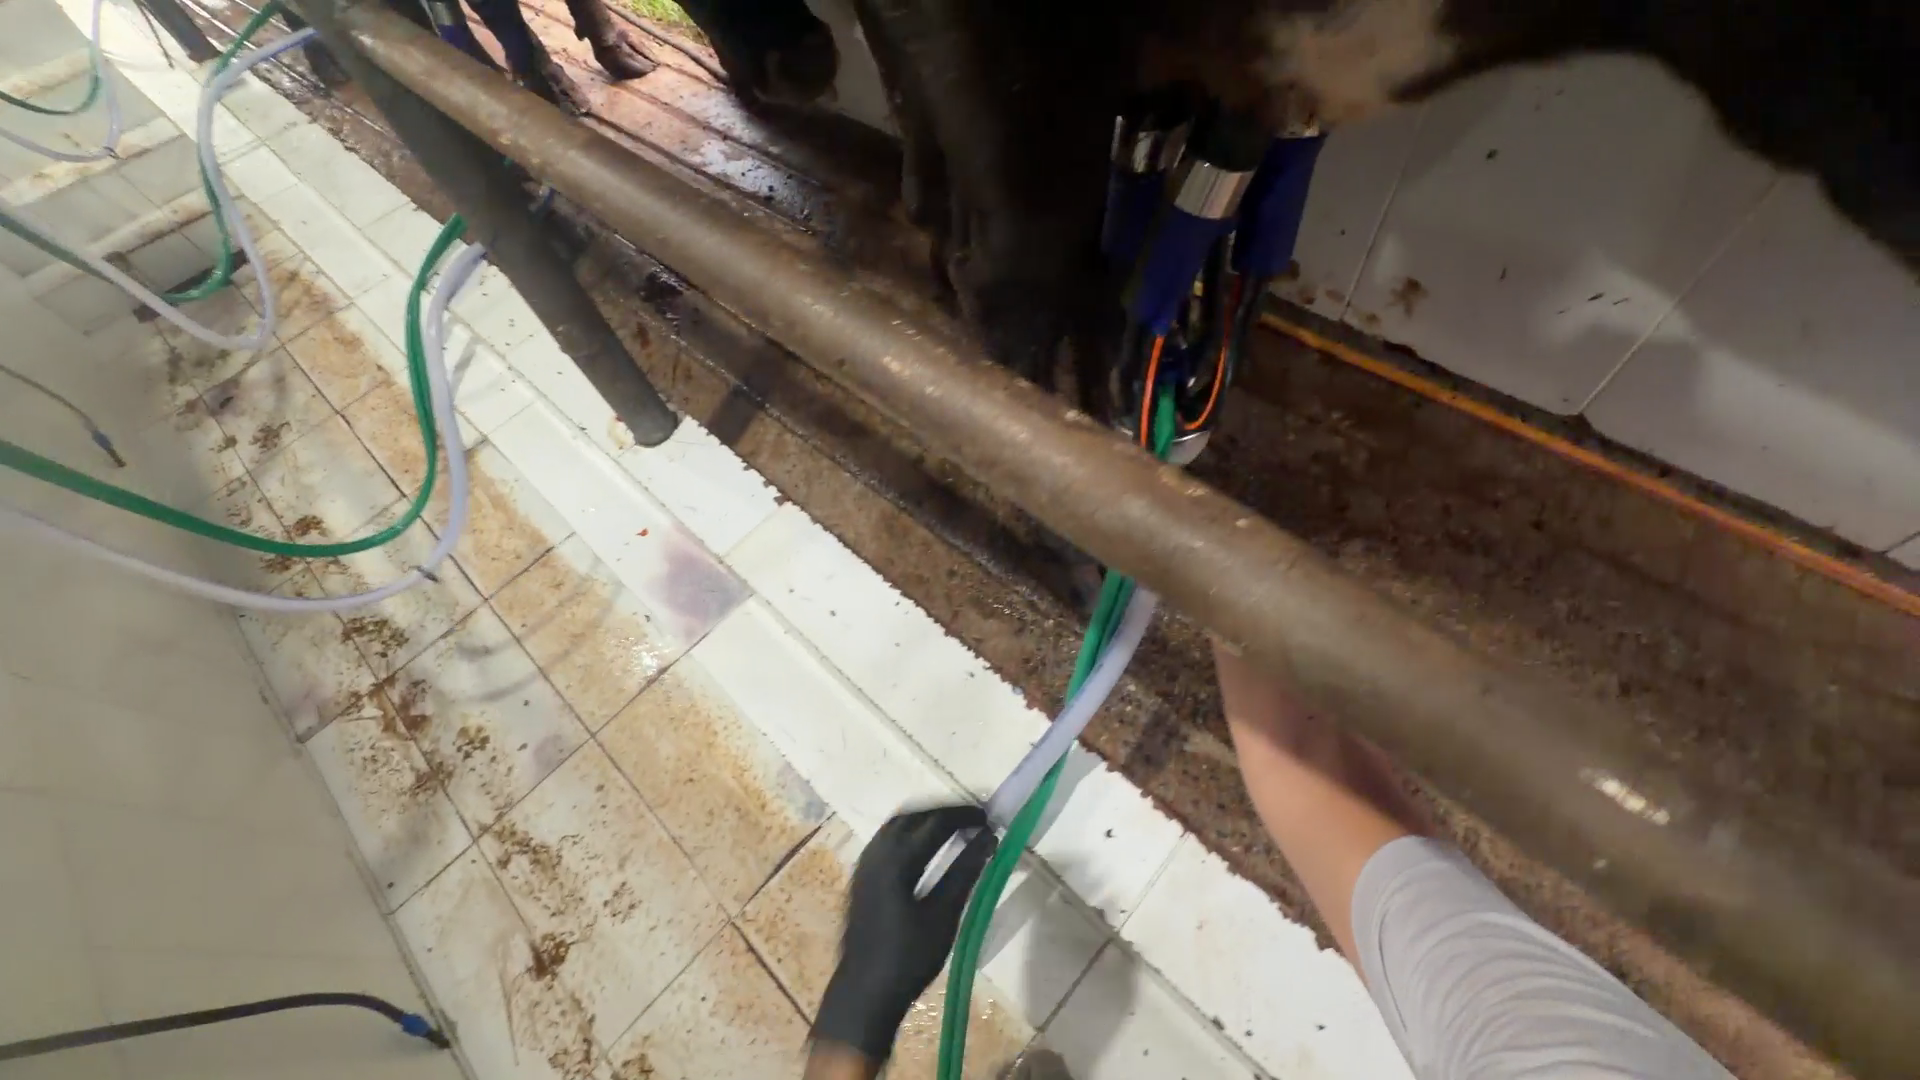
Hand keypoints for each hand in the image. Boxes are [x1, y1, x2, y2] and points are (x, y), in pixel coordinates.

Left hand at [811, 804, 998, 1061]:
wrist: (864, 994)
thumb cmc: (908, 957)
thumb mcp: (944, 915)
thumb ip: (965, 872)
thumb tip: (988, 839)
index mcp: (896, 858)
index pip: (936, 822)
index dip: (965, 816)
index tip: (989, 817)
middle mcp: (877, 851)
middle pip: (915, 816)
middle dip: (945, 813)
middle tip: (974, 819)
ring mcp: (865, 862)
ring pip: (898, 825)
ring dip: (926, 820)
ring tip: (954, 827)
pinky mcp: (862, 875)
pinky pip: (888, 838)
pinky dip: (911, 832)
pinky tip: (926, 847)